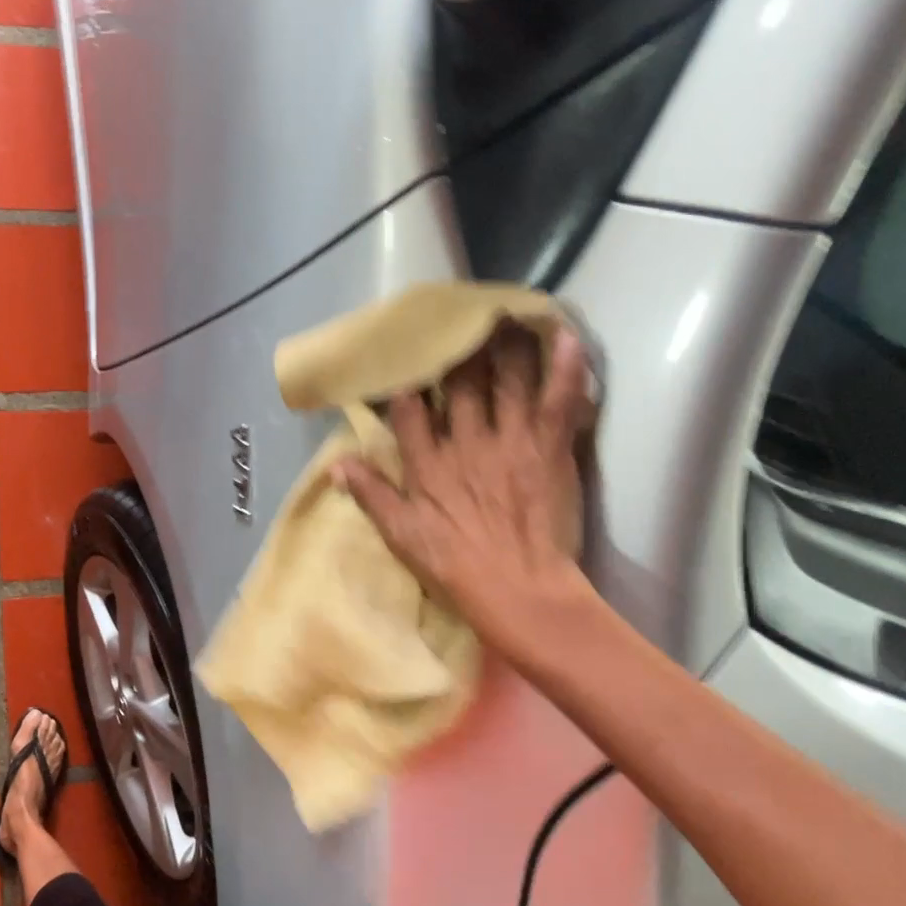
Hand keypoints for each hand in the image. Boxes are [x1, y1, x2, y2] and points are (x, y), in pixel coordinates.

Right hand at [335, 321, 596, 658]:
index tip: (406, 361)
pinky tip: (568, 337)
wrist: (516, 589)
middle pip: (460, 388)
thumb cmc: (453, 566)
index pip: (411, 414)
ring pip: (506, 384)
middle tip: (461, 319)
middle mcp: (464, 443)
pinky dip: (566, 368)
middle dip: (460, 352)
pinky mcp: (549, 449)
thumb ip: (371, 494)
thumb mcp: (399, 535)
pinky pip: (559, 401)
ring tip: (507, 315)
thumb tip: (337, 464)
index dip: (409, 385)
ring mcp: (509, 442)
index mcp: (427, 465)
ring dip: (507, 347)